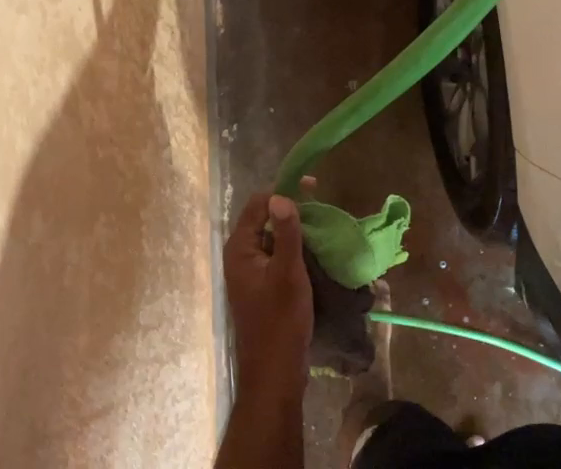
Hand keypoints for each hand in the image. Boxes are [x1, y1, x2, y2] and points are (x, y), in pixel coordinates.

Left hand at [223, 192, 312, 392]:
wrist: (274, 371)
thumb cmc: (280, 321)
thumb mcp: (288, 273)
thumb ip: (286, 233)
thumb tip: (281, 195)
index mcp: (240, 247)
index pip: (258, 203)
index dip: (283, 191)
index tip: (313, 187)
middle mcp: (240, 255)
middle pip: (263, 218)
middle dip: (289, 208)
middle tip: (320, 206)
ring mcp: (249, 272)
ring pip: (271, 238)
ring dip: (292, 229)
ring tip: (321, 225)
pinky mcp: (261, 287)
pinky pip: (275, 256)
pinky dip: (292, 248)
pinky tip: (313, 251)